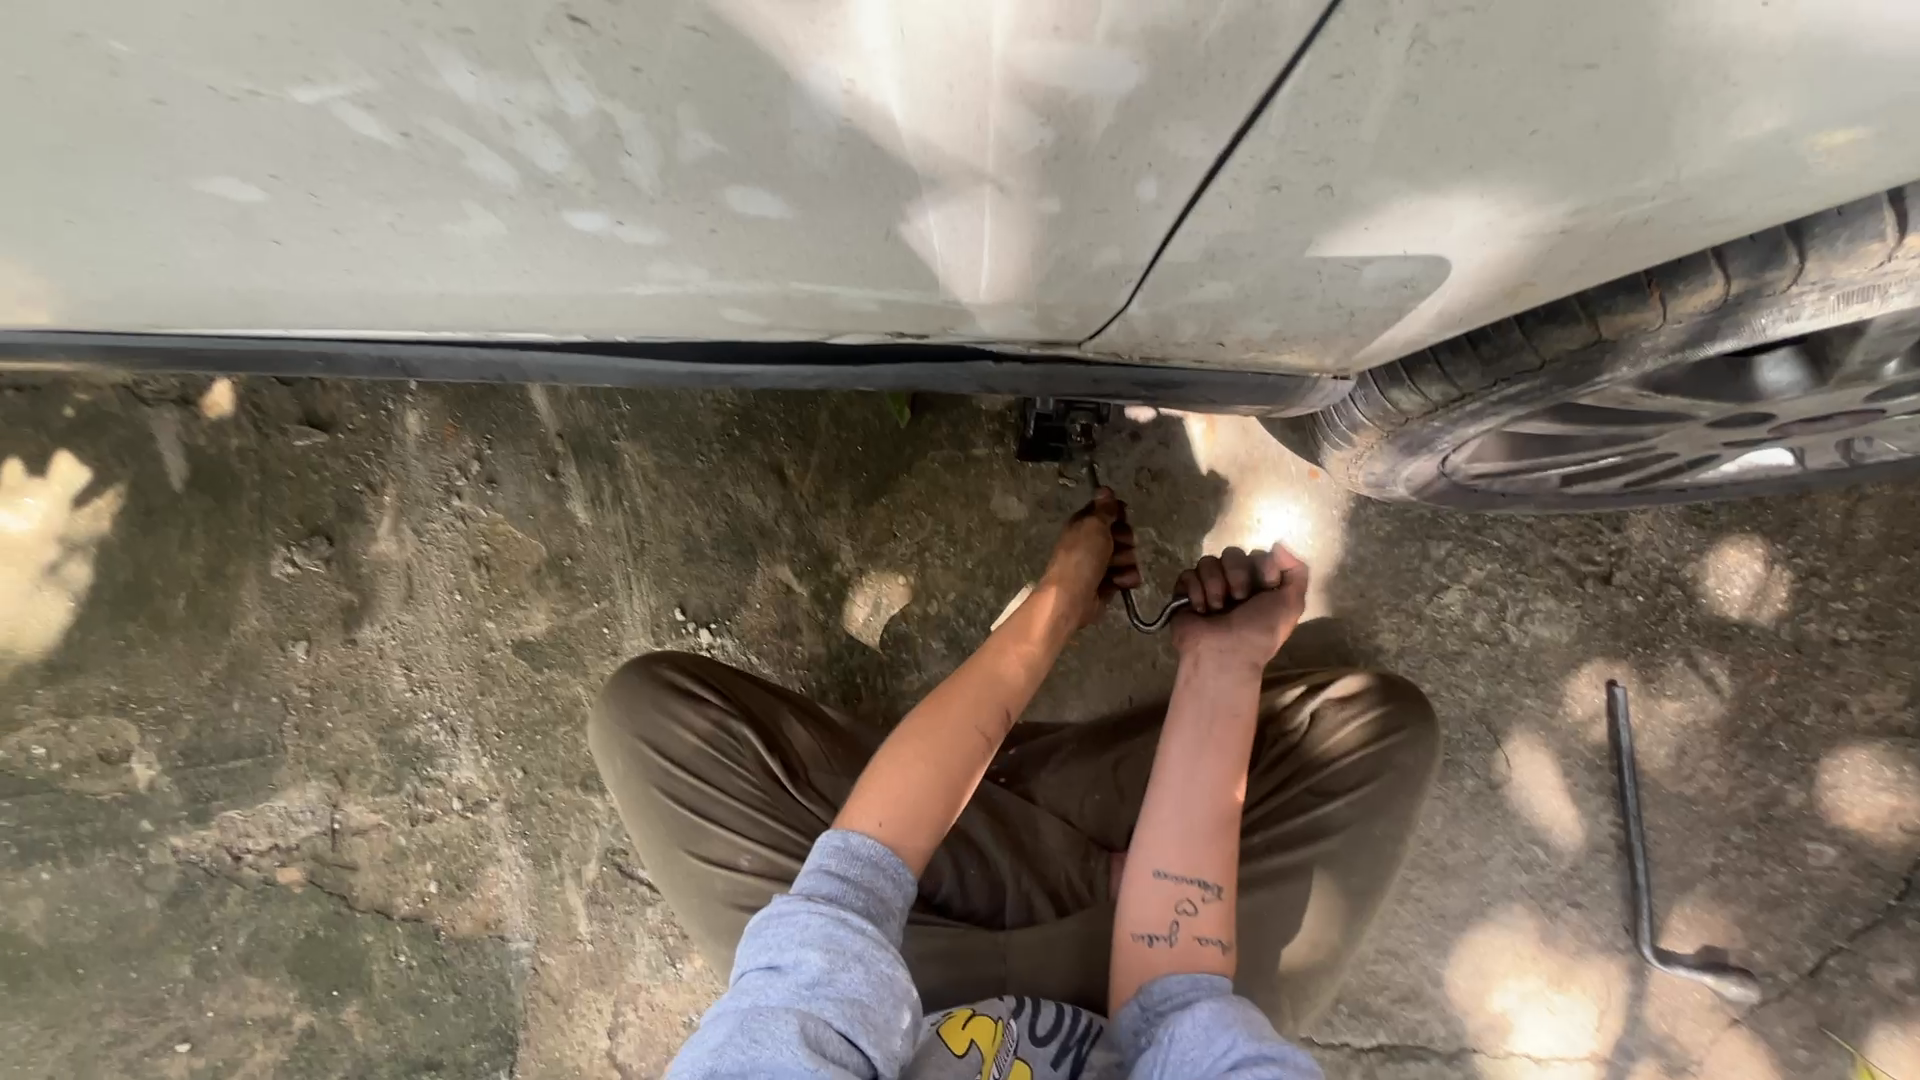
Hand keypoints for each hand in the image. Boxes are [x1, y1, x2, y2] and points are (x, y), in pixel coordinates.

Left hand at [1039, 488, 1141, 629]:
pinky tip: (1120, 582)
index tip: (1123, 516)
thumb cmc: (1081, 557)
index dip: (1118, 513)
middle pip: (1122, 533)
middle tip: (1117, 545)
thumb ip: (1104, 509)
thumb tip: (1105, 488)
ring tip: (1114, 568)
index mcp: (1084, 524)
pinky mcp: (1109, 583)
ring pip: (1128, 555)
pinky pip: (1128, 575)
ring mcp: (1101, 564)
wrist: (1072, 597)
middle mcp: (1091, 542)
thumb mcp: (1094, 526)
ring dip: (1126, 561)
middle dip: (1125, 540)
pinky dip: (1126, 578)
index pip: (1107, 511)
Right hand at [1169, 545, 1308, 667]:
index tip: (1265, 584)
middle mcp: (1233, 583)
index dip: (1261, 565)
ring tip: (1216, 609)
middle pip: (1232, 553)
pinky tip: (1201, 610)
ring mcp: (1208, 586)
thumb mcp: (1292, 603)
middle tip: (1238, 598)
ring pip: (1208, 561)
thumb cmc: (1260, 631)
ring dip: (1215, 585)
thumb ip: (1297, 570)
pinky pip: (1187, 574)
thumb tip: (1278, 543)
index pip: (1257, 554)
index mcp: (1259, 585)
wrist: (1224, 652)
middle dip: (1236, 574)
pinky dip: (1195, 591)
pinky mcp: (1185, 593)